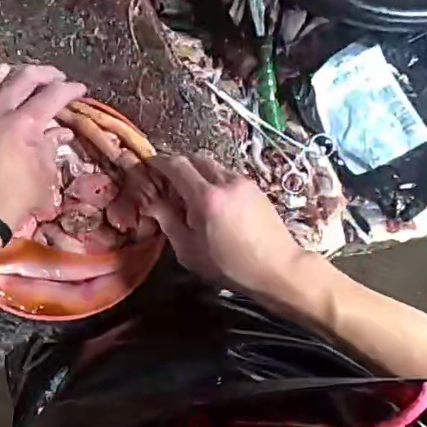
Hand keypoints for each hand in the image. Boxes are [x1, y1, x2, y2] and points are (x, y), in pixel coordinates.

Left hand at [0, 64, 83, 228]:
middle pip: (24, 76)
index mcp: (25, 124)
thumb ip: (51, 146)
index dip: (70, 89)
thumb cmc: (17, 196)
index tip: (81, 89)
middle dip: (46, 74)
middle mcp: (2, 111)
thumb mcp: (44, 173)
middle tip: (59, 79)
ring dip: (19, 74)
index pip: (52, 95)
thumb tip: (60, 133)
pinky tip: (7, 92)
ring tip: (32, 79)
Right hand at [136, 153, 313, 302]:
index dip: (159, 162)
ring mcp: (244, 182)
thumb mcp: (190, 250)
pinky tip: (215, 204)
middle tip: (168, 182)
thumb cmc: (230, 266)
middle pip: (196, 158)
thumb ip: (168, 222)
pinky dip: (215, 181)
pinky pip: (228, 175)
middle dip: (179, 165)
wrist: (277, 268)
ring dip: (199, 173)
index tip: (149, 166)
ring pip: (214, 166)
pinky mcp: (256, 188)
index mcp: (206, 197)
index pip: (176, 165)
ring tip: (193, 197)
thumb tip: (152, 204)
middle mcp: (226, 181)